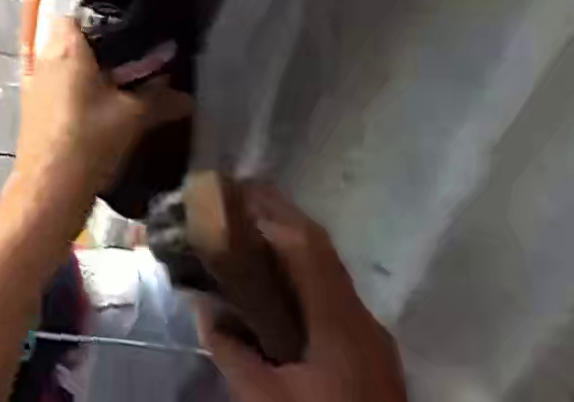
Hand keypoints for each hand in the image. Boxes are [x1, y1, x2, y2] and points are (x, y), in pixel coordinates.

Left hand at [11, 18, 190, 223]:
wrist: (48, 188)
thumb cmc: (88, 140)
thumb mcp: (132, 118)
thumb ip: (160, 100)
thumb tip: (188, 97)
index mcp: (65, 48)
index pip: (75, 15)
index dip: (100, 19)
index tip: (128, 34)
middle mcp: (45, 59)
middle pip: (70, 40)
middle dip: (98, 49)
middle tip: (131, 63)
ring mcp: (35, 83)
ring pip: (63, 64)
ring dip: (87, 72)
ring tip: (120, 86)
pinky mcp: (33, 107)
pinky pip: (57, 86)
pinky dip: (76, 91)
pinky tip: (100, 109)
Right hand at [196, 185, 407, 401]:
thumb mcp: (267, 401)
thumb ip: (231, 351)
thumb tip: (203, 309)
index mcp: (341, 324)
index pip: (305, 247)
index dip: (266, 213)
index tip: (226, 193)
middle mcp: (362, 318)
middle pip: (320, 248)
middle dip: (276, 214)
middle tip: (231, 194)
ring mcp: (370, 335)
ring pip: (327, 267)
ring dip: (287, 239)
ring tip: (243, 224)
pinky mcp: (369, 352)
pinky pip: (330, 291)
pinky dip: (298, 268)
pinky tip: (272, 277)